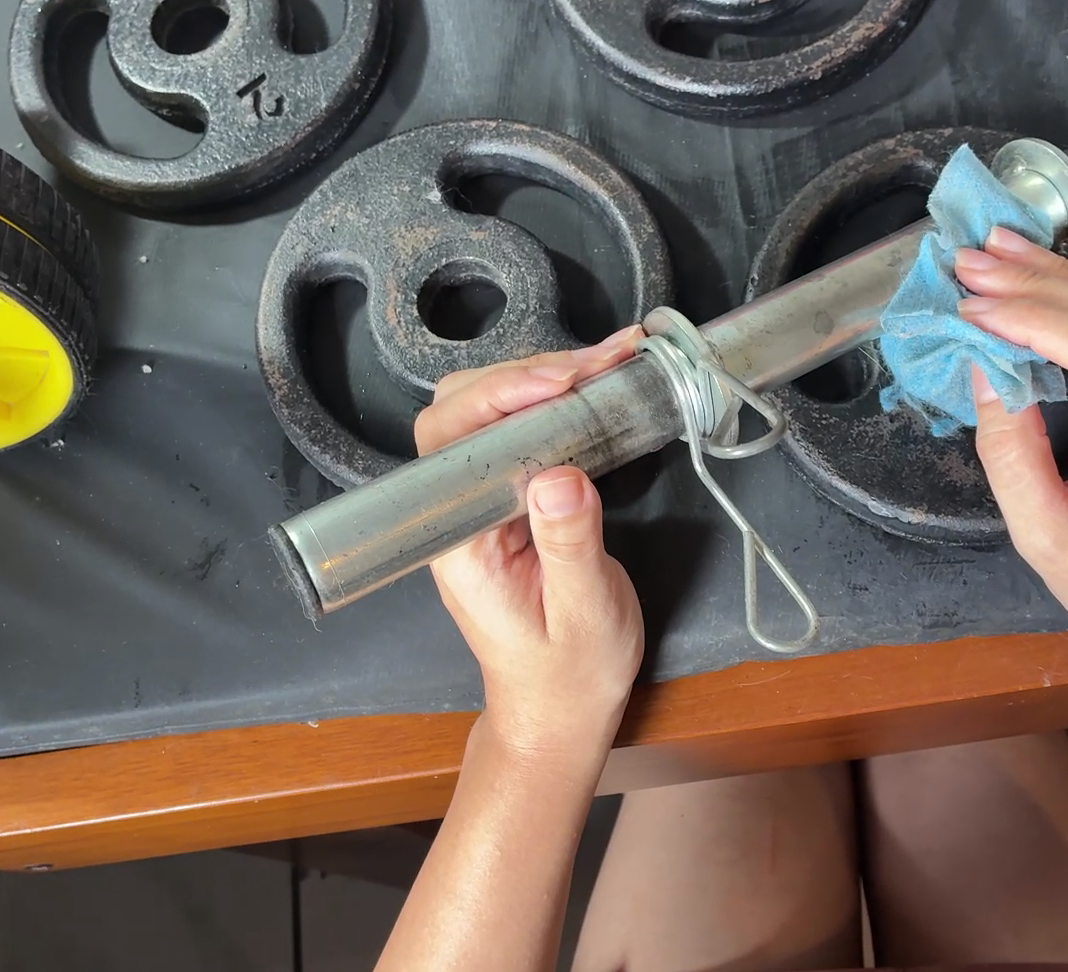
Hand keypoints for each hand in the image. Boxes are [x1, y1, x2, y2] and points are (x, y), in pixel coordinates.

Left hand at [413, 328, 646, 758]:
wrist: (560, 707)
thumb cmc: (569, 676)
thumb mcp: (584, 616)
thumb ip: (569, 546)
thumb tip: (561, 472)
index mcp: (460, 539)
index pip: (453, 442)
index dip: (499, 398)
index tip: (564, 383)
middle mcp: (461, 509)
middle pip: (466, 409)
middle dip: (532, 373)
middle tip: (605, 362)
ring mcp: (486, 499)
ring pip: (495, 410)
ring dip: (552, 375)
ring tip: (614, 360)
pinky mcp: (516, 495)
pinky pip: (528, 430)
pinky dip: (567, 399)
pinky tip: (605, 383)